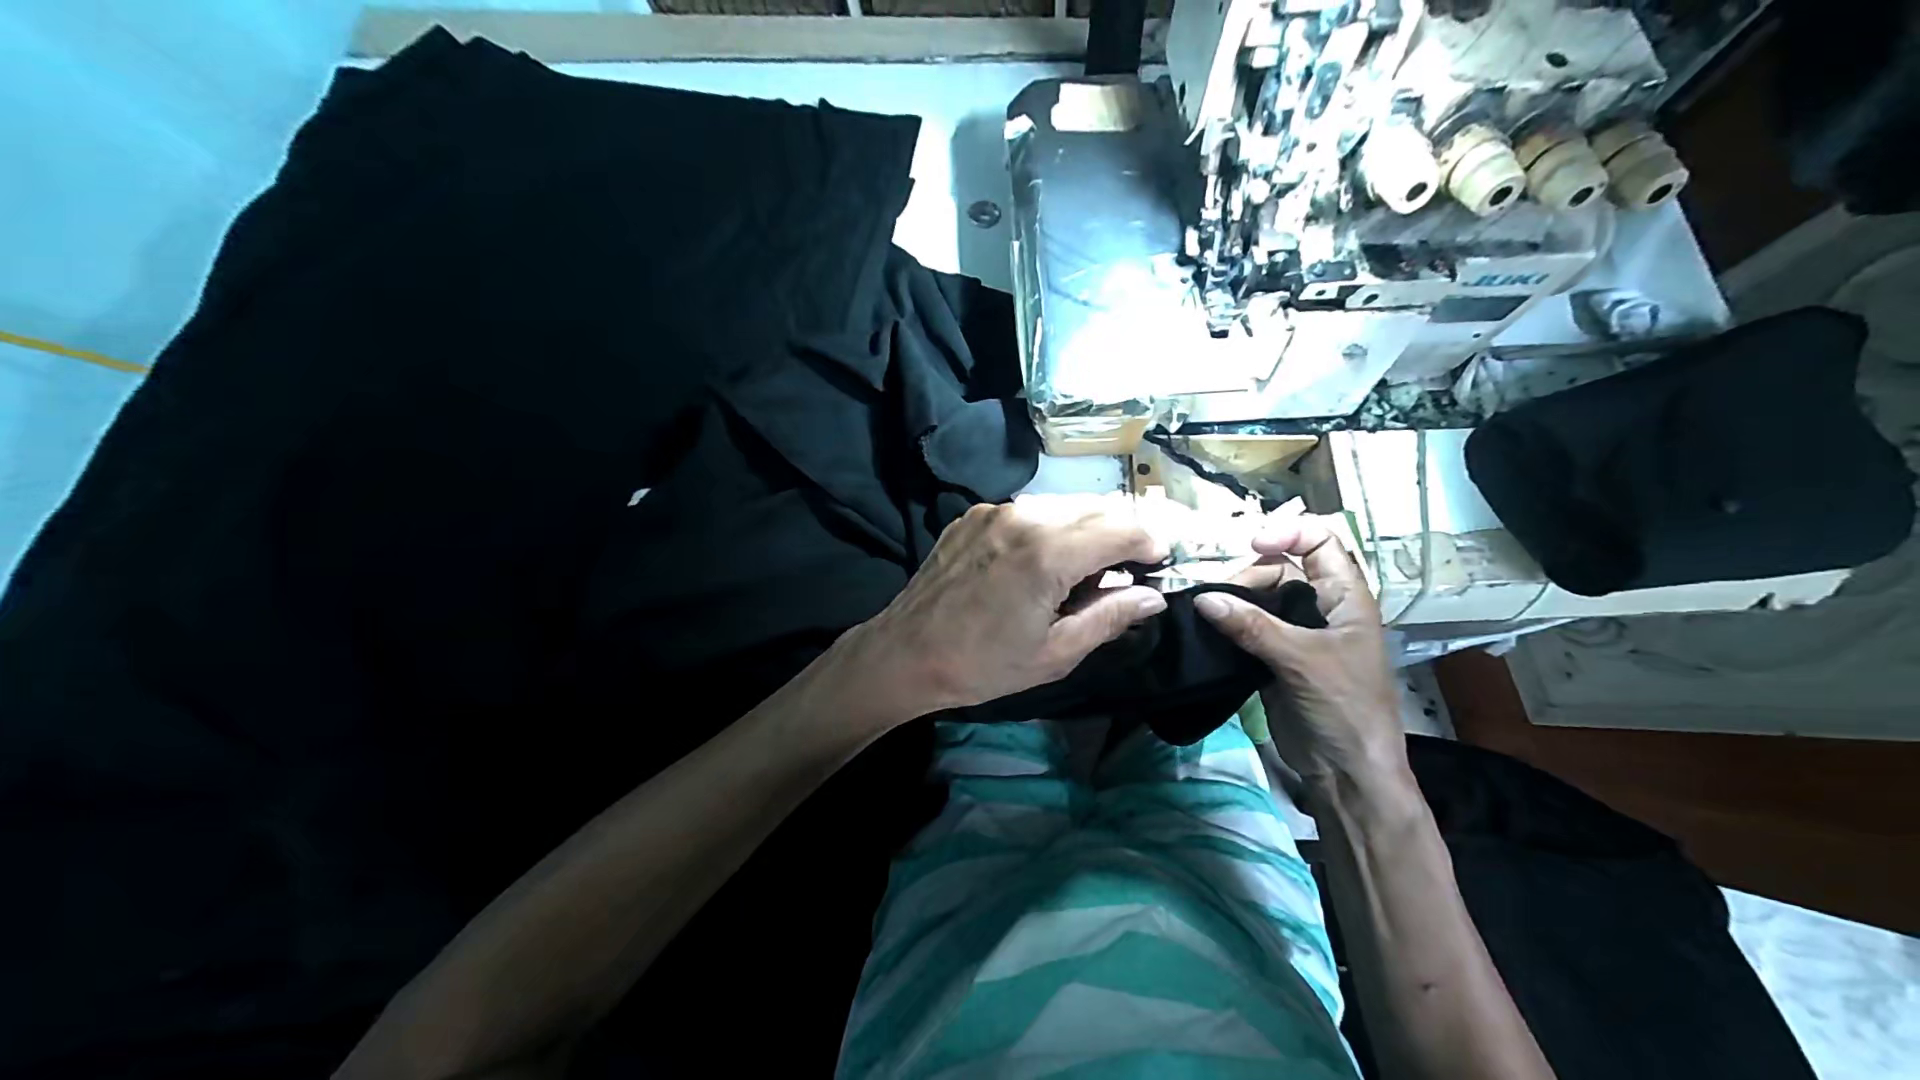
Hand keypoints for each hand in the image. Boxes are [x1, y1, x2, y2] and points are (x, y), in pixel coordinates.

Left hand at [842, 495, 1168, 718]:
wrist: (905, 653)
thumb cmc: (982, 665)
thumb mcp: (1054, 654)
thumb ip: (1108, 618)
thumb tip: (1152, 598)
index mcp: (1048, 554)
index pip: (1122, 528)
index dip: (1149, 543)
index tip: (1158, 564)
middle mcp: (1024, 518)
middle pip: (1096, 507)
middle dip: (1121, 533)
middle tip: (1126, 569)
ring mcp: (994, 512)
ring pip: (1062, 505)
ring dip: (1085, 528)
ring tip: (1084, 568)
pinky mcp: (972, 516)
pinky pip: (1027, 511)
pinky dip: (1048, 527)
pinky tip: (1041, 559)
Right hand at [1194, 517, 1410, 798]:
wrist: (1346, 771)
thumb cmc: (1344, 707)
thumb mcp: (1303, 660)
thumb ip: (1253, 626)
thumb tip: (1203, 598)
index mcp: (1345, 598)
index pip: (1321, 542)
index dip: (1289, 532)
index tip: (1252, 544)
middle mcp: (1320, 608)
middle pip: (1280, 567)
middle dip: (1248, 573)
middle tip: (1217, 596)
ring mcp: (1295, 633)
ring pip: (1259, 597)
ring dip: (1232, 599)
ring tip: (1206, 612)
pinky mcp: (1273, 657)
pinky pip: (1246, 626)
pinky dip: (1226, 622)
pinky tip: (1206, 626)